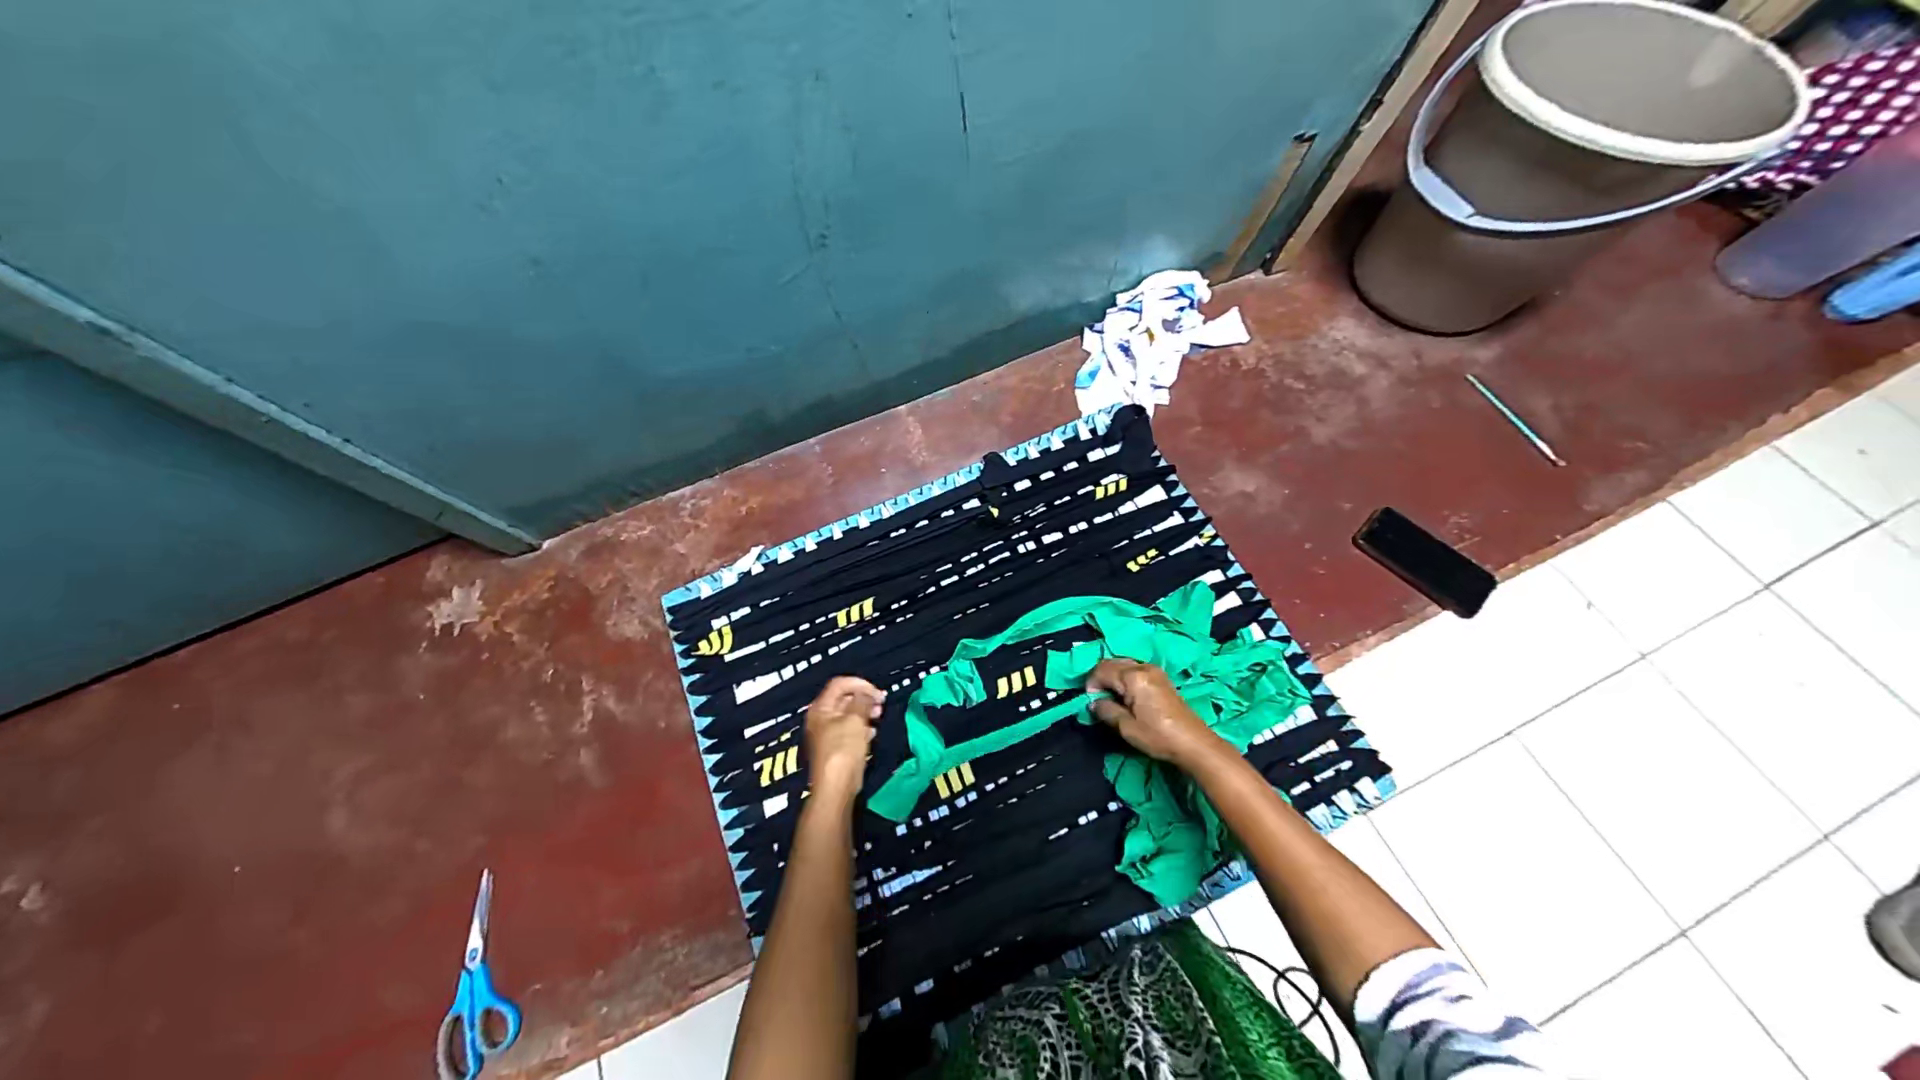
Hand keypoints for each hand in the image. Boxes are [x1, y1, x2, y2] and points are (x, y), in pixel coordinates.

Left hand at [804, 675, 883, 802]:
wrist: (836, 786)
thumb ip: (861, 701)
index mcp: (821, 708)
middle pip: (844, 698)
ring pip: (848, 714)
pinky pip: (849, 729)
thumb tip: (865, 693)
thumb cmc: (843, 749)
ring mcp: (827, 733)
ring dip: (865, 711)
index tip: (877, 692)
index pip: (840, 684)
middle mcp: (820, 718)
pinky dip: (861, 726)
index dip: (860, 684)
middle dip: (864, 697)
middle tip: (881, 702)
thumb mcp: (855, 720)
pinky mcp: (835, 747)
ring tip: (879, 715)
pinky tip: (871, 732)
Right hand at [1085, 660, 1226, 769]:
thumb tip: (1094, 703)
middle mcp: (1143, 667)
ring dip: (1112, 677)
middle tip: (1098, 700)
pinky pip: (1135, 670)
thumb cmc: (1158, 736)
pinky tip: (1126, 696)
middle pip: (1112, 663)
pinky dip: (1124, 679)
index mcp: (1133, 676)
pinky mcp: (1161, 678)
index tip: (1090, 702)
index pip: (1102, 669)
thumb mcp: (1126, 727)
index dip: (1091, 684)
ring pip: (1124, 665)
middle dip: (1100, 678)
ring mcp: (1155, 671)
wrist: (1194, 743)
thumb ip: (1106, 711)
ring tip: (1112, 699)